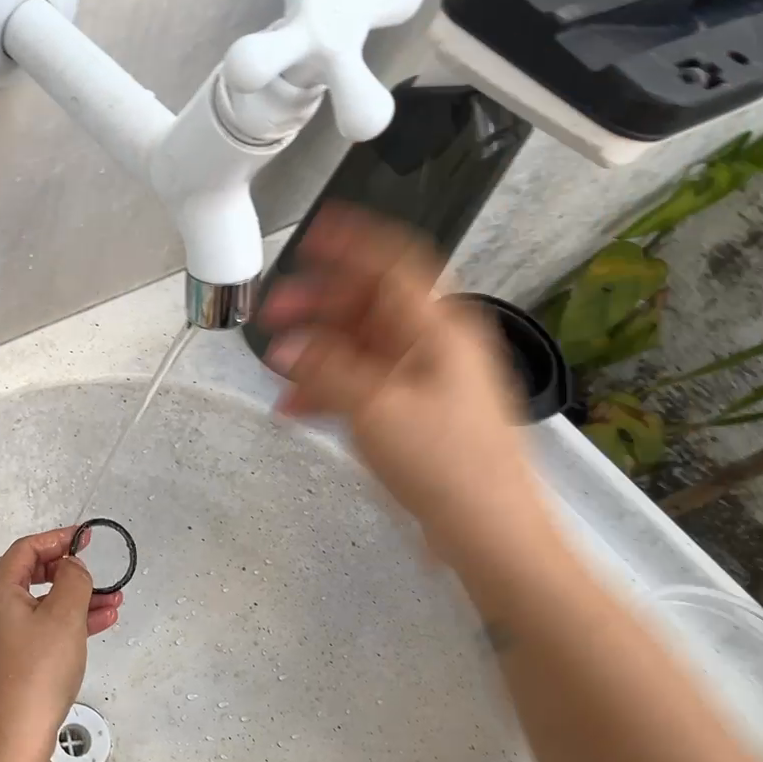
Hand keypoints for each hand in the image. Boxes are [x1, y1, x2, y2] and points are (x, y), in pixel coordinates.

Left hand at [0, 527, 122, 761]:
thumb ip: (72, 580)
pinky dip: (70, 622)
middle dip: (70, 572)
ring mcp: (2, 636)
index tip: (87, 538)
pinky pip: (44, 627)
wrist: (16, 733)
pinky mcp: (14, 658)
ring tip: (115, 601)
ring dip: (78, 599)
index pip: (25, 550)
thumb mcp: (63, 616)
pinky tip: (102, 624)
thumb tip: (71, 565)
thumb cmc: (39, 669)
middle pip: (33, 575)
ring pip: (44, 604)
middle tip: (99, 571)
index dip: (57, 539)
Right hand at [258, 205, 550, 565]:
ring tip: (276, 363)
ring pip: (362, 347)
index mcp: (438, 330)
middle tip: (274, 311)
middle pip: (370, 306)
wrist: (488, 528)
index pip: (392, 266)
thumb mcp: (375, 409)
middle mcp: (435, 347)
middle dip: (320, 304)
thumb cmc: (448, 465)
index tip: (315, 233)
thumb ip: (325, 371)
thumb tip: (287, 346)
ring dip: (318, 350)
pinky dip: (329, 387)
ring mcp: (425, 382)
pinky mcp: (414, 415)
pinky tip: (298, 404)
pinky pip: (363, 384)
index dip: (353, 244)